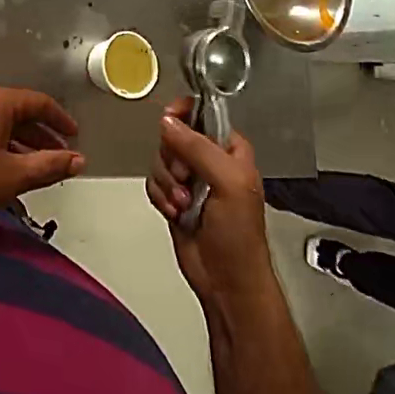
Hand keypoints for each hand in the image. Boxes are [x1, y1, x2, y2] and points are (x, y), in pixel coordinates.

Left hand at [0, 88, 83, 228]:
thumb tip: (79, 160)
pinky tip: (1, 173)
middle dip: (41, 135)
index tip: (75, 137)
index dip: (61, 119)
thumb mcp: (12, 176)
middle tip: (60, 157)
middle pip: (17, 111)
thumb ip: (49, 166)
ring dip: (20, 144)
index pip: (38, 101)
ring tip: (35, 170)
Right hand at [146, 97, 275, 304]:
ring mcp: (191, 180)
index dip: (185, 114)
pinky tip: (175, 213)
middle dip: (173, 160)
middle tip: (187, 178)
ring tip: (185, 204)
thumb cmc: (241, 237)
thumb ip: (199, 149)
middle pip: (174, 137)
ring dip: (167, 184)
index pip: (204, 114)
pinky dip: (160, 197)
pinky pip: (153, 183)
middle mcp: (210, 161)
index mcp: (231, 150)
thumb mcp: (229, 183)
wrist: (225, 280)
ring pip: (160, 161)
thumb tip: (170, 124)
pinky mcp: (174, 198)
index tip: (170, 119)